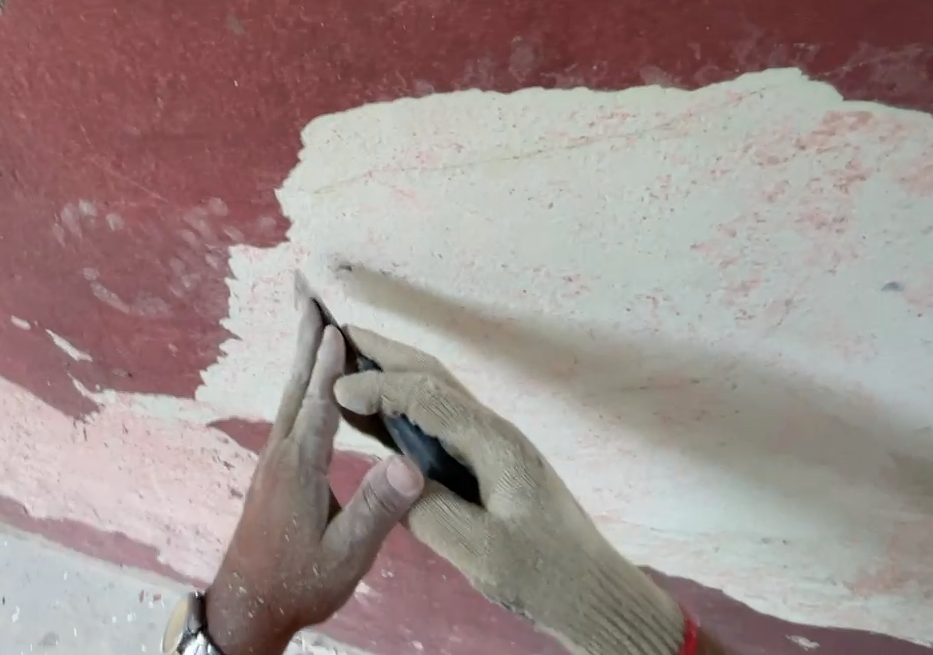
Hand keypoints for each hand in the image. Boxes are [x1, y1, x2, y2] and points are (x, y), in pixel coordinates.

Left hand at [205, 297, 425, 654]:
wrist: (250, 600)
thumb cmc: (300, 581)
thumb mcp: (346, 556)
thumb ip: (376, 511)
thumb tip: (409, 466)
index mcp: (300, 466)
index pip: (318, 405)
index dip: (328, 365)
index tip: (335, 325)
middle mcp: (282, 449)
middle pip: (295, 381)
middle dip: (304, 335)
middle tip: (305, 291)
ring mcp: (275, 454)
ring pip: (291, 390)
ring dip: (301, 350)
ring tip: (309, 314)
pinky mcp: (276, 462)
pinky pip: (292, 406)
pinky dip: (302, 377)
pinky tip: (310, 375)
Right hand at [334, 328, 688, 654]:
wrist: (598, 598)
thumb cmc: (546, 577)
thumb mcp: (482, 555)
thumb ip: (428, 512)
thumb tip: (386, 476)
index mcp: (492, 442)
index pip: (424, 396)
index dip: (377, 386)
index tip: (334, 389)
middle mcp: (489, 428)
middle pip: (429, 373)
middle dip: (381, 350)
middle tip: (335, 333)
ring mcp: (488, 440)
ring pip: (432, 388)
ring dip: (389, 368)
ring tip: (344, 357)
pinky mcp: (483, 457)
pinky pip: (434, 415)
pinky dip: (399, 400)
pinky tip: (372, 408)